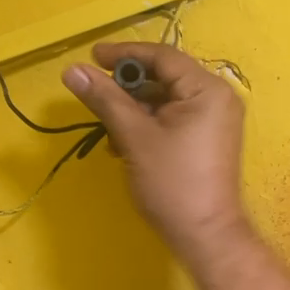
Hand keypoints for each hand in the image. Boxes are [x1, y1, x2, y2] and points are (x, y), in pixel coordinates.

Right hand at [62, 42, 249, 262]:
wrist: (205, 235)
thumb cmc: (173, 183)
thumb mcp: (134, 137)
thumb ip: (105, 99)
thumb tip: (72, 70)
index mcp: (207, 89)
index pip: (162, 56)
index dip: (124, 54)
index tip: (91, 57)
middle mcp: (216, 99)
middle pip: (163, 78)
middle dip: (127, 89)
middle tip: (96, 98)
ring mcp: (213, 122)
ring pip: (164, 101)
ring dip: (133, 111)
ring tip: (109, 131)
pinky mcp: (205, 141)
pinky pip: (172, 120)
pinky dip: (147, 127)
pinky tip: (123, 146)